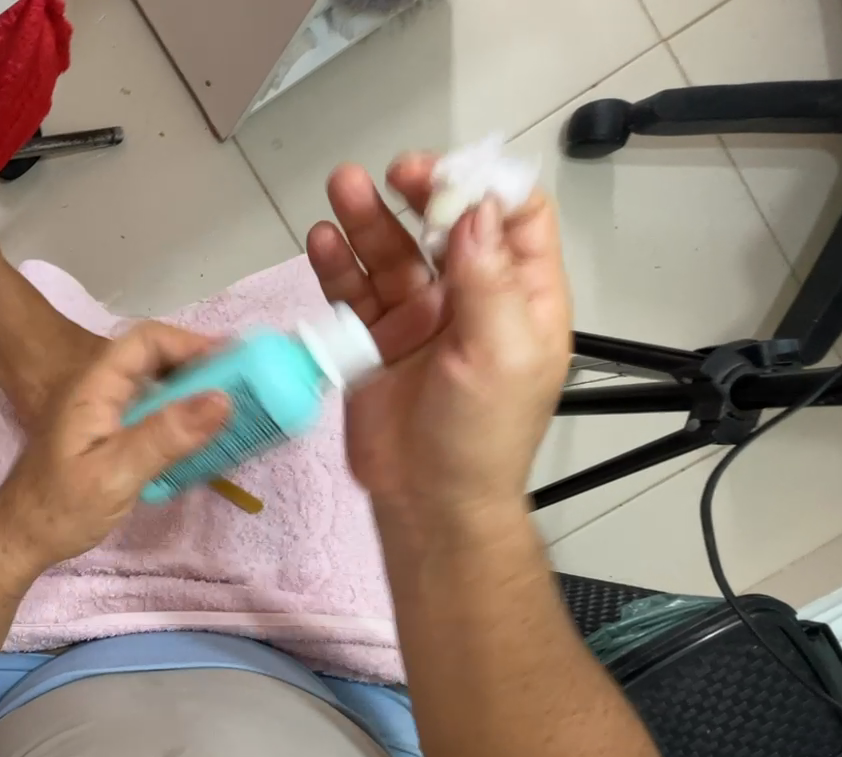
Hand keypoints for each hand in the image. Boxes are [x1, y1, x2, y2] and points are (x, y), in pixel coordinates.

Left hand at [0, 321, 230, 571]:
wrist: (20, 540)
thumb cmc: (61, 509)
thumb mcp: (116, 474)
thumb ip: (166, 436)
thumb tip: (223, 398)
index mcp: (92, 389)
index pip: (144, 341)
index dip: (189, 342)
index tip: (233, 361)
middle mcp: (94, 394)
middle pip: (150, 361)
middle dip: (196, 367)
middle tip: (240, 387)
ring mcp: (97, 417)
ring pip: (149, 390)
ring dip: (188, 394)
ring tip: (228, 412)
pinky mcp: (101, 440)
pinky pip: (144, 416)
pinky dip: (173, 420)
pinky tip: (196, 440)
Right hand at [307, 156, 572, 529]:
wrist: (425, 496)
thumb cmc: (479, 433)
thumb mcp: (502, 352)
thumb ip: (489, 281)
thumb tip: (476, 212)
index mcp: (519, 298)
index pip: (511, 222)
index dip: (481, 190)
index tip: (446, 173)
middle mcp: (466, 301)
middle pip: (441, 231)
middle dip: (415, 197)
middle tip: (386, 174)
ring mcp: (413, 322)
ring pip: (390, 259)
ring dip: (366, 225)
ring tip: (338, 192)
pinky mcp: (369, 344)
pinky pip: (353, 297)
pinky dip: (337, 269)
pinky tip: (322, 242)